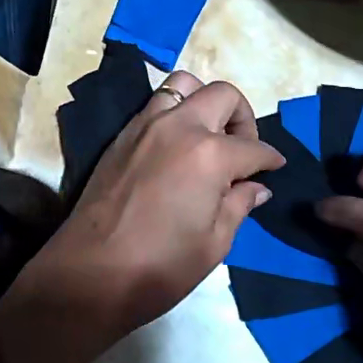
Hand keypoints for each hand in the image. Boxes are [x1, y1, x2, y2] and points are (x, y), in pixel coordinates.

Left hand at [0, 72, 283, 362]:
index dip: (270, 159)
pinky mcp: (122, 135)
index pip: (253, 147)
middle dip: (242, 118)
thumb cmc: (160, 267)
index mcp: (210, 154)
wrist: (87, 277)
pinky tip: (179, 147)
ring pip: (184, 85)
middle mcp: (179, 126)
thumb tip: (256, 187)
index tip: (275, 167)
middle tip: (242, 149)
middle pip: (222, 95)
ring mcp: (146, 125)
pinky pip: (156, 104)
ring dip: (205, 102)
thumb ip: (239, 205)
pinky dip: (176, 112)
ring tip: (209, 136)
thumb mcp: (214, 243)